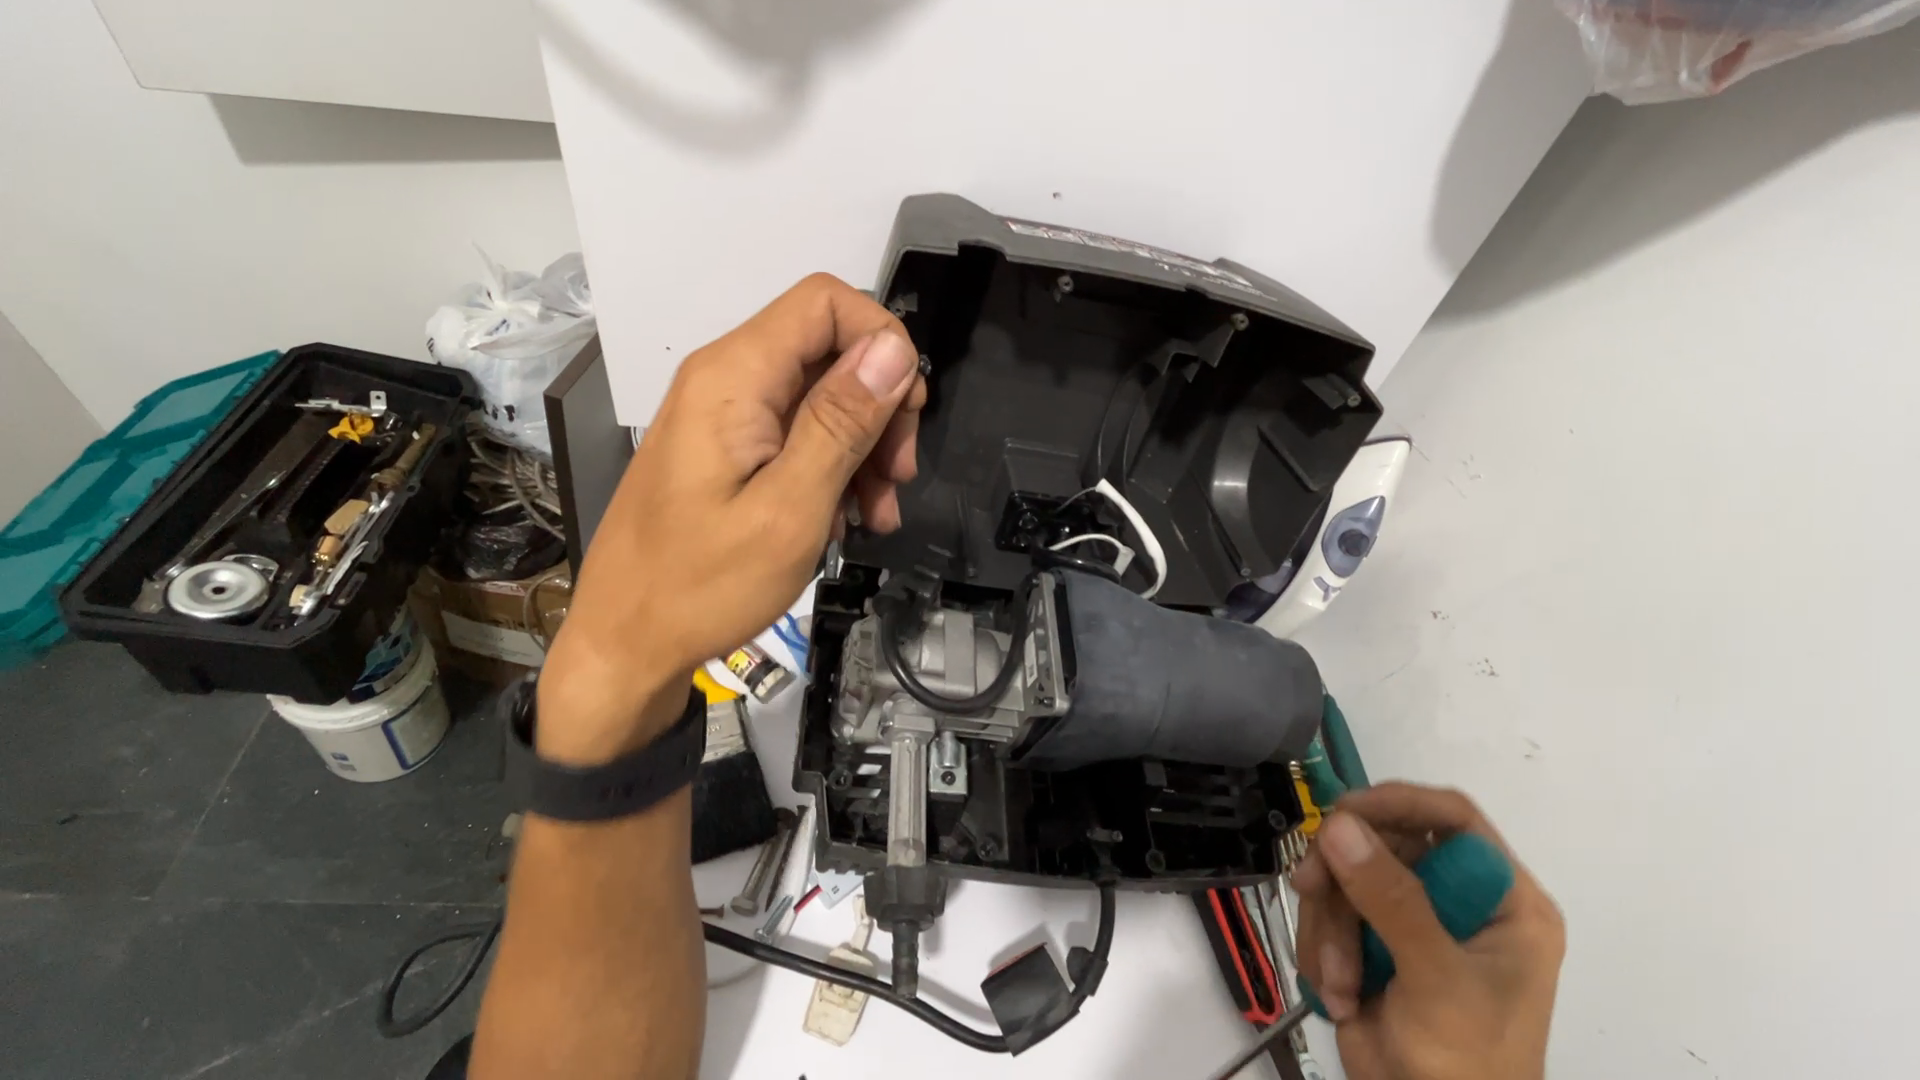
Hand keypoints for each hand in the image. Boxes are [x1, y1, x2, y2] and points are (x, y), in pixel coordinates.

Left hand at [537, 274, 925, 761]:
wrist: (628, 643)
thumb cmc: (702, 586)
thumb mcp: (788, 510)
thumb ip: (840, 424)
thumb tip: (893, 349)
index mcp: (734, 377)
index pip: (825, 302)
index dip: (883, 339)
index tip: (910, 411)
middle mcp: (727, 378)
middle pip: (830, 350)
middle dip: (880, 407)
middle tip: (898, 478)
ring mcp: (726, 415)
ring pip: (822, 396)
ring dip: (864, 448)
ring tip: (877, 514)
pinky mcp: (729, 448)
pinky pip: (798, 435)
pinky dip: (835, 469)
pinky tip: (847, 520)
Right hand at [1291, 784, 1564, 1079]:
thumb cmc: (1466, 1064)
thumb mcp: (1437, 981)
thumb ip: (1392, 900)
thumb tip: (1338, 822)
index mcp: (1501, 902)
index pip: (1451, 817)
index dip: (1398, 803)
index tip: (1343, 813)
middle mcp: (1454, 900)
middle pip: (1381, 841)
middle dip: (1342, 876)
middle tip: (1311, 890)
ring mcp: (1408, 921)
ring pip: (1343, 878)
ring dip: (1329, 928)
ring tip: (1340, 981)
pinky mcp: (1368, 943)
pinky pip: (1325, 913)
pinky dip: (1321, 948)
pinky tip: (1336, 991)